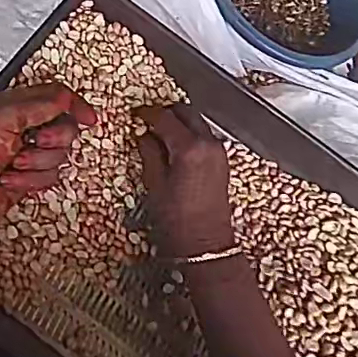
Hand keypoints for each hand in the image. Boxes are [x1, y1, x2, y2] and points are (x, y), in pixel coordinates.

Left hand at [0, 84, 98, 239]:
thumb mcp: (5, 116)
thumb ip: (39, 104)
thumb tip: (66, 98)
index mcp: (18, 105)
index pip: (57, 97)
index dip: (75, 105)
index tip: (89, 118)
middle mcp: (26, 127)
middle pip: (66, 127)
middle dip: (55, 137)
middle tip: (37, 141)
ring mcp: (30, 153)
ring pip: (61, 154)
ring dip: (38, 161)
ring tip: (14, 163)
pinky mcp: (31, 177)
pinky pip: (51, 176)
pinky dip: (31, 180)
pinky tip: (10, 179)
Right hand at [135, 103, 234, 259]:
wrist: (205, 244)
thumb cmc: (176, 218)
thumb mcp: (154, 182)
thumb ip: (149, 152)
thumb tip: (143, 134)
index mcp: (189, 148)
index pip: (165, 117)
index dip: (147, 113)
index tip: (135, 114)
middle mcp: (208, 143)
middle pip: (185, 112)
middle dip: (165, 113)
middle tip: (147, 121)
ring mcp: (218, 150)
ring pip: (196, 122)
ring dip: (178, 122)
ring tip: (159, 134)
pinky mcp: (222, 159)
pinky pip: (203, 135)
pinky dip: (189, 134)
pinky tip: (174, 147)